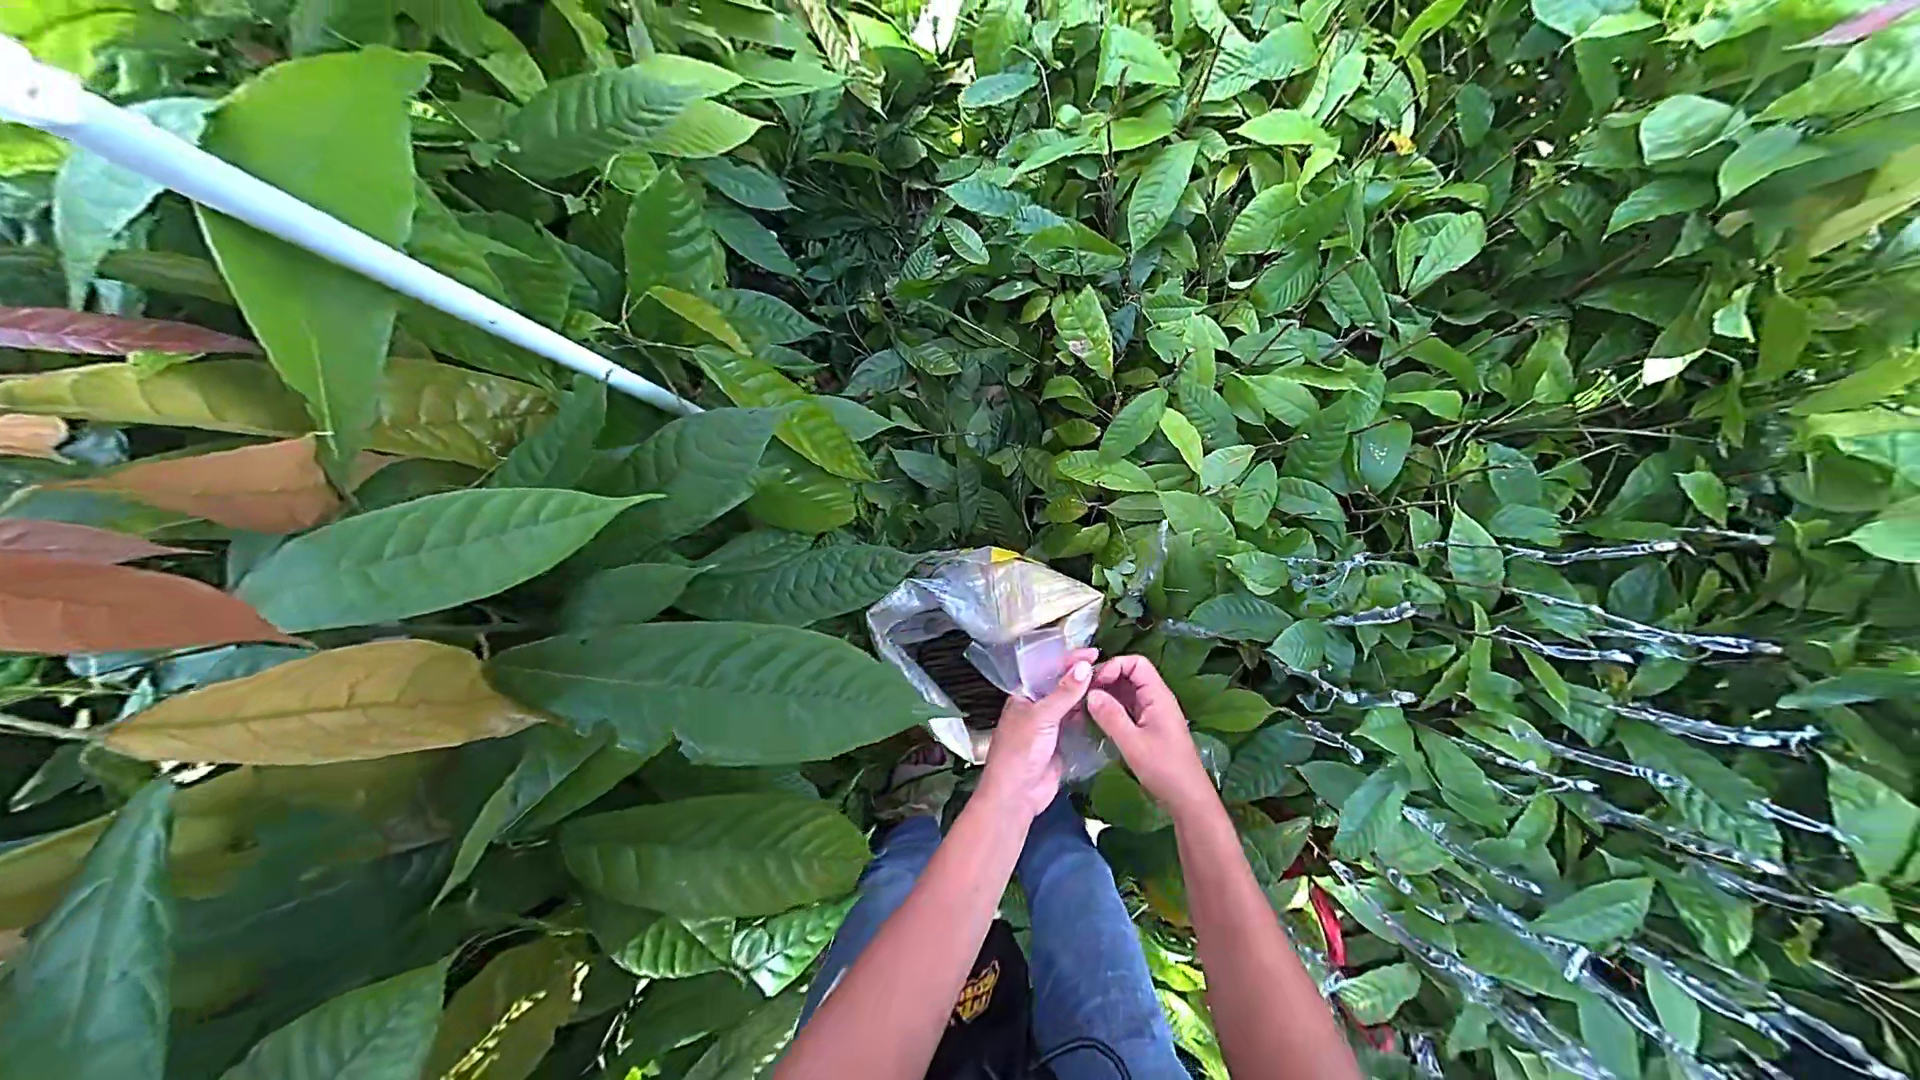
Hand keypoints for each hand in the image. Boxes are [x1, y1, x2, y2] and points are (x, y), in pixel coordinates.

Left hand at [977, 649, 1097, 819]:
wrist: (1017, 794)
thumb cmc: (1020, 751)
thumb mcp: (1041, 717)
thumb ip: (1064, 693)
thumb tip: (1084, 667)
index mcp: (1024, 696)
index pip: (1048, 670)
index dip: (1069, 660)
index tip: (1092, 653)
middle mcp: (1036, 707)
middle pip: (1061, 686)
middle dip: (1081, 677)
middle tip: (1108, 668)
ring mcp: (1049, 725)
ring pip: (1071, 705)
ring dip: (1087, 695)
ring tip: (1112, 684)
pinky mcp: (1061, 742)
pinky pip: (1077, 724)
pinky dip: (1089, 716)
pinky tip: (1105, 708)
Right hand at [1085, 656, 1218, 821]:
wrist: (1187, 800)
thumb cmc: (1164, 769)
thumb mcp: (1133, 743)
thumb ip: (1110, 716)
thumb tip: (1089, 694)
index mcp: (1158, 696)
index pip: (1136, 663)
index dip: (1113, 666)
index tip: (1094, 683)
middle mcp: (1156, 699)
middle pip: (1129, 674)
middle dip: (1105, 679)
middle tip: (1082, 693)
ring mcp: (1152, 713)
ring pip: (1125, 692)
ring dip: (1105, 694)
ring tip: (1083, 704)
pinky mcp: (1147, 727)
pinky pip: (1126, 707)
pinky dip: (1110, 708)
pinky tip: (1094, 717)